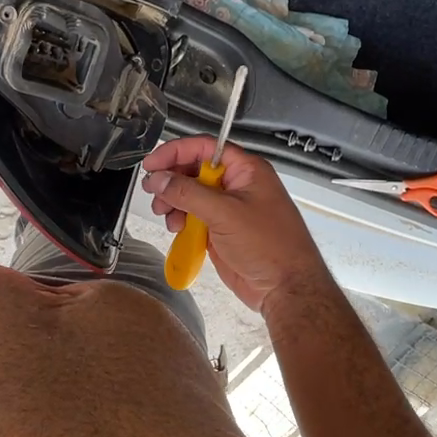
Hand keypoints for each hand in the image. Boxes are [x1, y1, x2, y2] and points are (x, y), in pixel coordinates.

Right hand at [140, 138, 330, 310]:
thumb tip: (158, 178)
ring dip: (173, 203)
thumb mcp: (224, 213)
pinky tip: (176, 229)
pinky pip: (193, 216)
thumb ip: (187, 193)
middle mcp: (236, 185)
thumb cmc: (268, 245)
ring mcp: (228, 208)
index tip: (152, 164)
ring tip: (166, 216)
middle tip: (153, 193)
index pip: (205, 148)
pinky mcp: (221, 229)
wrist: (284, 287)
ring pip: (190, 195)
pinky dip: (181, 220)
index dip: (175, 152)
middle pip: (194, 171)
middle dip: (171, 181)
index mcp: (245, 170)